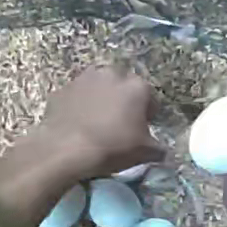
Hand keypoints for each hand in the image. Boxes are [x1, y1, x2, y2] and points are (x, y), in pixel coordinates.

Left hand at [0, 66, 161, 226]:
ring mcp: (84, 78)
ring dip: (101, 99)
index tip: (142, 130)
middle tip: (119, 124)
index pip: (150, 98)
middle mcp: (112, 74)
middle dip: (123, 101)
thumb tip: (163, 151)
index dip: (148, 115)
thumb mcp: (143, 153)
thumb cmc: (112, 147)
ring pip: (98, 88)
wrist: (65, 149)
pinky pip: (77, 97)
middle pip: (123, 87)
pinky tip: (78, 124)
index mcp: (136, 86)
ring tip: (97, 122)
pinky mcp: (62, 89)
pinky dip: (79, 106)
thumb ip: (158, 148)